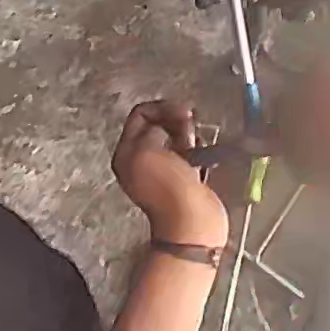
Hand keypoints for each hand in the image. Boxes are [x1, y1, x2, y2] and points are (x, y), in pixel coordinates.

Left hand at [113, 101, 228, 248]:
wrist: (192, 222)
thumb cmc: (168, 186)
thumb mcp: (148, 149)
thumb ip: (151, 129)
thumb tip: (164, 127)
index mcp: (127, 153)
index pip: (140, 115)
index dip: (160, 107)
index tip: (182, 111)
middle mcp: (141, 159)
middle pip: (157, 124)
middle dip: (173, 119)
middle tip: (189, 124)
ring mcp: (163, 169)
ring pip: (174, 137)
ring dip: (186, 133)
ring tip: (195, 141)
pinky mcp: (184, 177)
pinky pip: (188, 152)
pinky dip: (196, 147)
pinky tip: (203, 150)